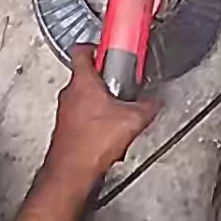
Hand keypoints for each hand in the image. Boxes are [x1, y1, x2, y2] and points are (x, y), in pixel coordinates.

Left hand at [40, 45, 161, 187]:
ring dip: (99, 100)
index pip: (82, 50)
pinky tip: (107, 131)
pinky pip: (80, 114)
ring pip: (83, 96)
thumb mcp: (132, 120)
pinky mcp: (65, 128)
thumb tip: (155, 101)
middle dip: (104, 78)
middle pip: (85, 74)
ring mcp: (65, 111)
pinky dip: (93, 118)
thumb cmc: (91, 143)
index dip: (95, 46)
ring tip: (117, 110)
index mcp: (82, 81)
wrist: (71, 174)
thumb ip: (147, 106)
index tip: (107, 49)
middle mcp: (69, 93)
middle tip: (119, 82)